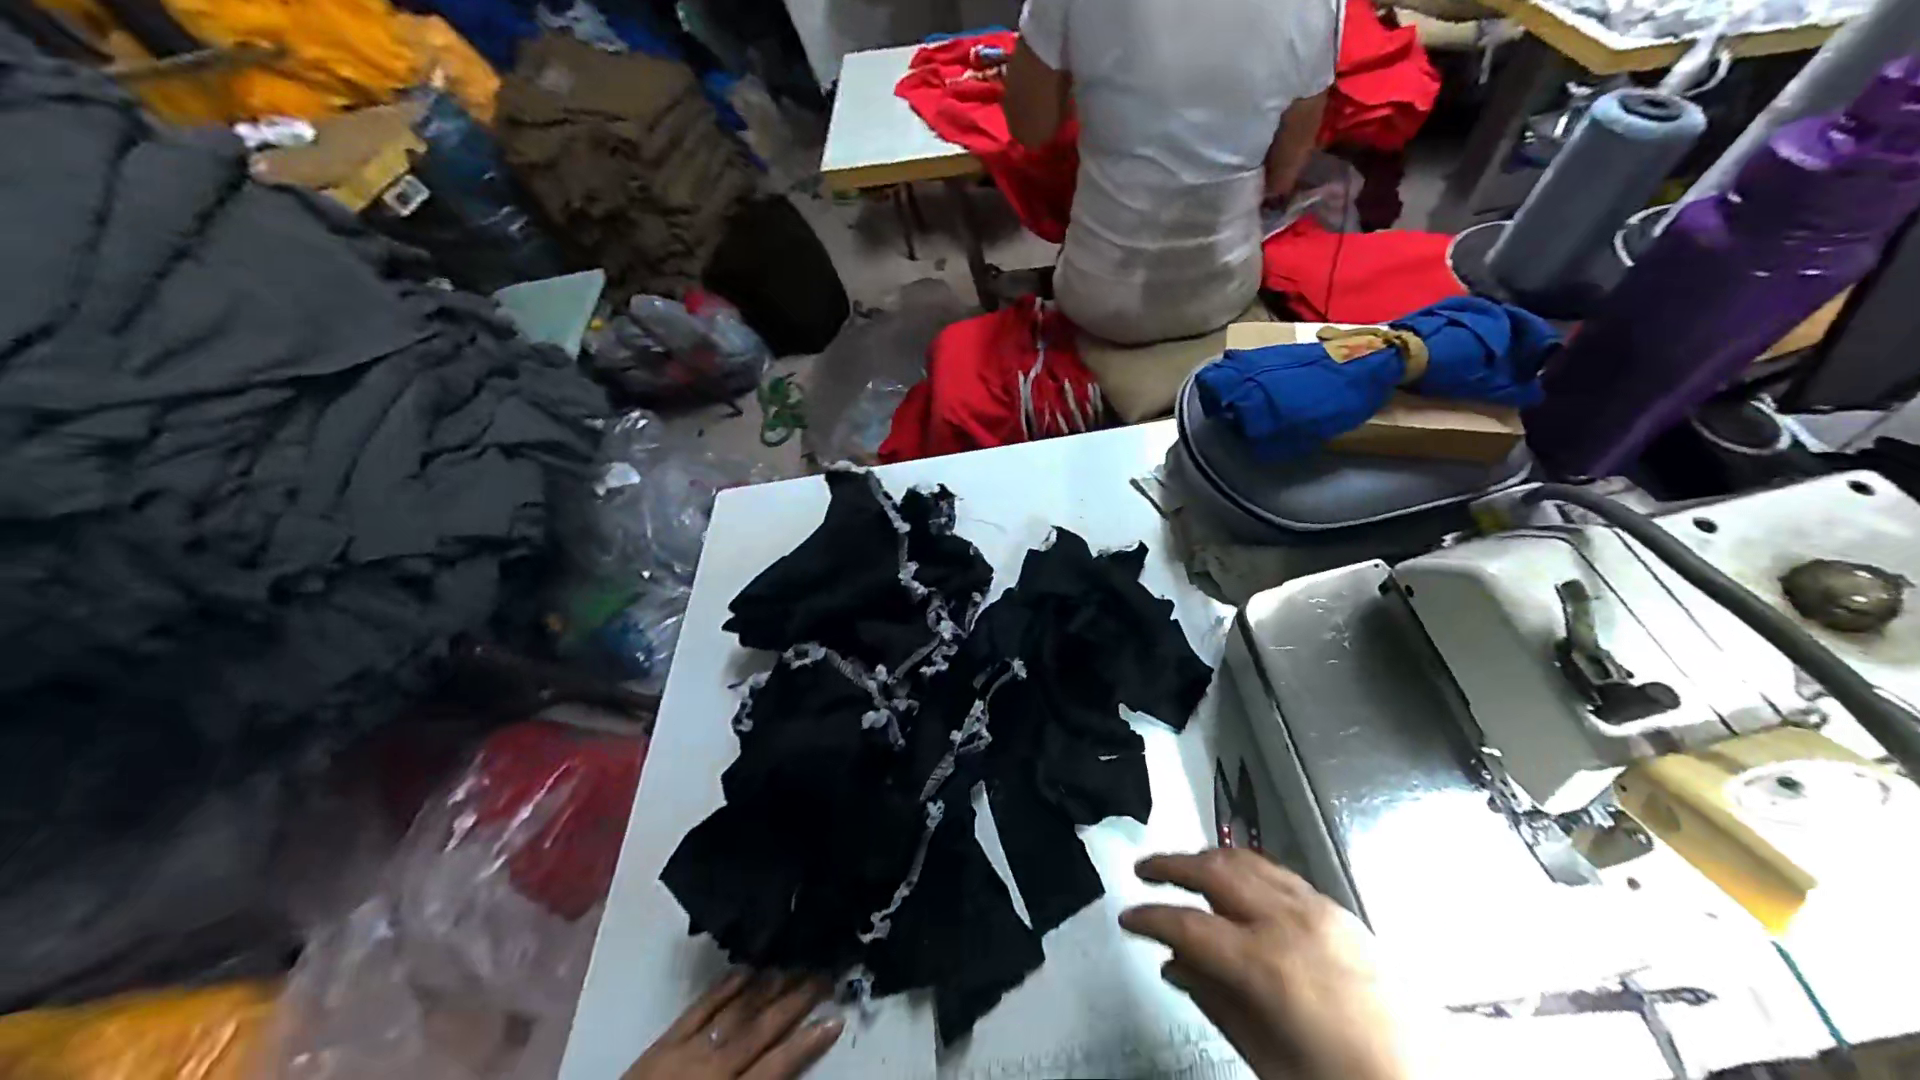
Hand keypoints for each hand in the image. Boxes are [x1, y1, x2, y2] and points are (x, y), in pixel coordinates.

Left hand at [623, 970, 843, 1079]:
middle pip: (761, 1031)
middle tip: (824, 974)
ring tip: (794, 965)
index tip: (836, 1019)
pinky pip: (699, 1010)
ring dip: (767, 988)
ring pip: (735, 1013)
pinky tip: (745, 970)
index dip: (807, 1044)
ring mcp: (685, 1053)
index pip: (775, 1069)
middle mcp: (711, 1072)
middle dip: (796, 1003)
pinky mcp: (663, 1044)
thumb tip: (779, 1076)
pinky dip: (724, 988)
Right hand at [1120, 850, 1410, 1079]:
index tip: (1126, 918)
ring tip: (1183, 870)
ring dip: (1207, 860)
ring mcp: (1317, 910)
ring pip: (1246, 860)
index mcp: (1266, 965)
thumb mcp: (1266, 1056)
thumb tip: (1173, 964)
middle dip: (1170, 866)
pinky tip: (1236, 885)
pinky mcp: (1338, 911)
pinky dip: (1245, 869)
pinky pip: (1279, 873)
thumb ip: (1214, 1000)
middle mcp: (1288, 921)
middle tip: (1142, 872)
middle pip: (1213, 871)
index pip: (1188, 925)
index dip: (1150, 918)